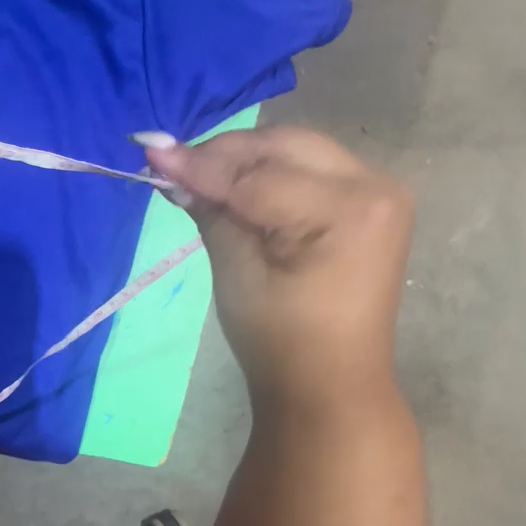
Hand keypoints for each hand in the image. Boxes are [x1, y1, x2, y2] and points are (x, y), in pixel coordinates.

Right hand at [141, 127, 413, 406]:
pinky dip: (264, 172)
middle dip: (222, 153)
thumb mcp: (237, 276)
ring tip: (193, 175)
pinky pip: (307, 168)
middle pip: (283, 146)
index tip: (148, 151)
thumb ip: (212, 215)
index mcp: (347, 210)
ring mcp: (376, 189)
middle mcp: (373, 184)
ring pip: (295, 150)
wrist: (327, 380)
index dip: (200, 165)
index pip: (258, 175)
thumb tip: (170, 171)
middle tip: (168, 164)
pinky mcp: (366, 200)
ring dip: (241, 159)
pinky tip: (229, 186)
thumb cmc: (278, 340)